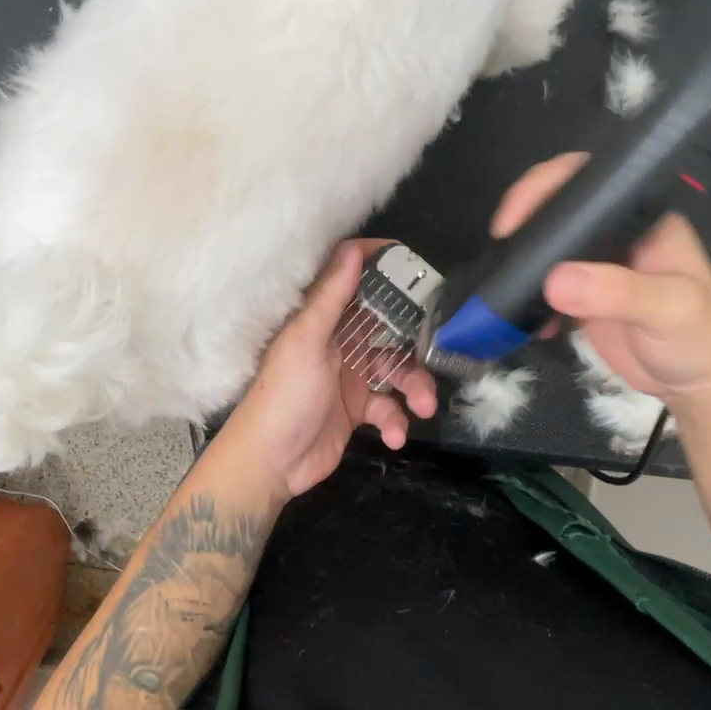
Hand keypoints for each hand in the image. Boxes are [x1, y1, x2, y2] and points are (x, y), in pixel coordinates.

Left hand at [211, 242, 438, 499]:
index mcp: (321, 321)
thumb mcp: (306, 342)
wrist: (271, 462)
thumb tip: (354, 247)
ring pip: (397, 370)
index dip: (383, 270)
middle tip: (440, 347)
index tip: (415, 266)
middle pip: (389, 328)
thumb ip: (331, 297)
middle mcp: (338, 344)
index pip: (355, 282)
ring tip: (423, 407)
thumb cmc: (284, 396)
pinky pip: (389, 408)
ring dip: (415, 388)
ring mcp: (349, 378)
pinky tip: (393, 437)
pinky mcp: (357, 411)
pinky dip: (396, 422)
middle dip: (416, 341)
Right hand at [492, 153, 710, 400]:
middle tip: (501, 243)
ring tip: (501, 278)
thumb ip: (617, 293)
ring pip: (547, 248)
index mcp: (643, 219)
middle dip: (525, 219)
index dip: (550, 184)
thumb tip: (554, 280)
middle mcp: (617, 235)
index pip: (591, 180)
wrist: (701, 385)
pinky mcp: (581, 299)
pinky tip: (521, 319)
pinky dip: (525, 300)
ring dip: (520, 260)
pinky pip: (543, 288)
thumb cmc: (699, 337)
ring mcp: (597, 267)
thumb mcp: (667, 309)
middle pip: (560, 207)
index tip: (517, 216)